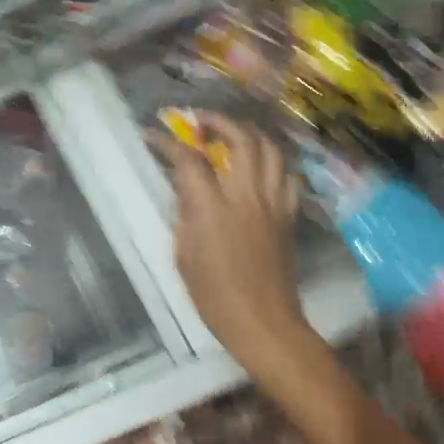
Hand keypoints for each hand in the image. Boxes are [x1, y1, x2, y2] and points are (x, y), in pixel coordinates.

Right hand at [151, 112, 309, 369]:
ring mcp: (273, 202)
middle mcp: (246, 196)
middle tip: (200, 123)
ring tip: (232, 135)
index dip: (169, 142)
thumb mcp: (184, 254)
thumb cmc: (213, 295)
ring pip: (271, 149)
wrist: (262, 321)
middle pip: (242, 138)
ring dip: (250, 133)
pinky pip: (287, 174)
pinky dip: (273, 160)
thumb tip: (186, 188)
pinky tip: (260, 164)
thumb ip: (186, 214)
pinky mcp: (289, 214)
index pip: (190, 159)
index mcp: (212, 208)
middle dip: (219, 122)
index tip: (153, 135)